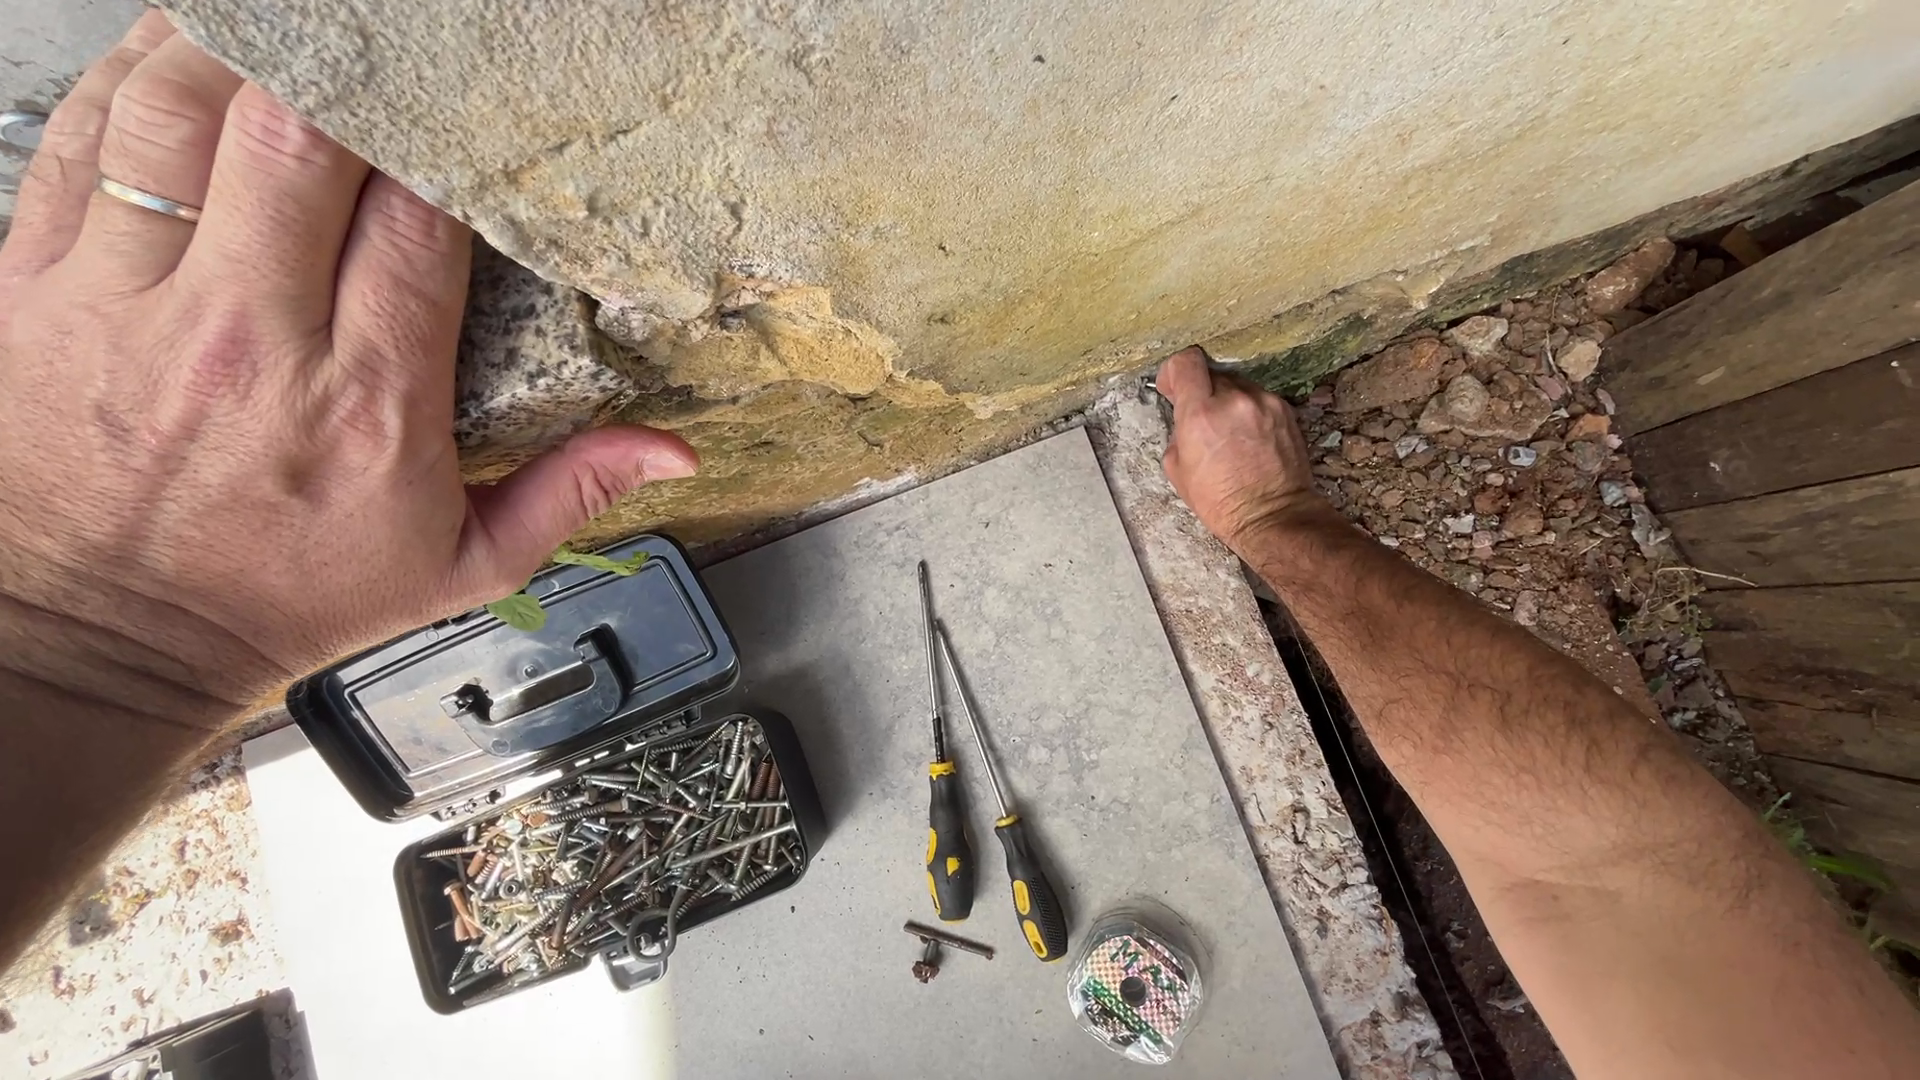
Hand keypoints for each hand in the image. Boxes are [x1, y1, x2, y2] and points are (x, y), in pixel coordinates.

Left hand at [0, 13, 697, 718]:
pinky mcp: (36, 284)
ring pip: (182, 111)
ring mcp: (131, 301)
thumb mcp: (472, 564)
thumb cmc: (299, 596)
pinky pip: (84, 135)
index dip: (452, 154)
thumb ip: (574, 492)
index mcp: (374, 402)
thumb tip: (672, 453)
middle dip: (359, 83)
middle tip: (400, 60)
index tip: (482, 123)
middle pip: (304, 143)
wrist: (98, 635)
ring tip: (304, 40)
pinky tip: (199, 66)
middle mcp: (253, 338)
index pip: (417, 228)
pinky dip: (144, 79)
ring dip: (249, 56)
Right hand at [1155, 346, 1329, 550]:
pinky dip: (1249, 411)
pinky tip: (1249, 437)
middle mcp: (1234, 400)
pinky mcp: (1285, 409)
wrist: (1271, 515)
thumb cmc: (1220, 500)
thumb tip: (1184, 416)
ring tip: (1229, 432)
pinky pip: (1258, 398)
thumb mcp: (1176, 469)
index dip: (1174, 371)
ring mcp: (1264, 402)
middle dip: (1202, 393)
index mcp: (1200, 414)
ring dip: (1227, 401)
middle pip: (1210, 373)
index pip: (1185, 362)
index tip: (1173, 387)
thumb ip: (1177, 430)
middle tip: (1201, 419)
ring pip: (1236, 385)